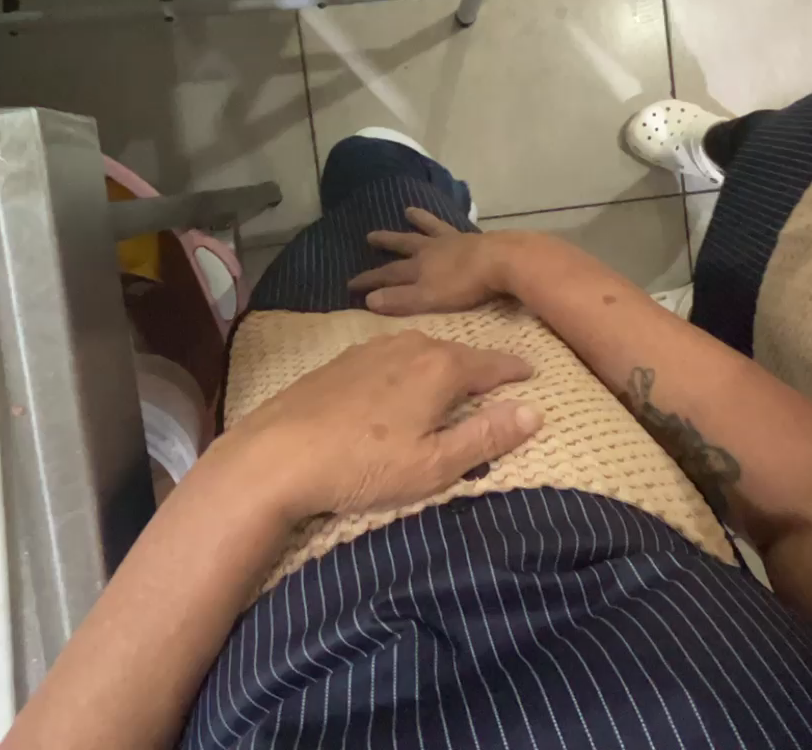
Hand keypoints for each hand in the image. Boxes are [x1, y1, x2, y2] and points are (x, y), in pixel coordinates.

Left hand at [221, 330, 541, 520]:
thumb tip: (535, 411)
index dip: (514, 371)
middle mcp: (410, 346)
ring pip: (422, 351)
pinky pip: (392, 356)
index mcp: (440, 368)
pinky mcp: (343, 359)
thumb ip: (487, 436)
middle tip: (496, 383)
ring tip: (451, 383)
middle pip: (457, 354)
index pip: (492, 364)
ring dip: (442, 366)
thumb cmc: (363, 465)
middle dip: (479, 368)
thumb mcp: (434, 465)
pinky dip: (409, 367)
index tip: (531, 374)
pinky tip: (399, 384)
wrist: (277, 454)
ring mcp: (373, 348)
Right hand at [348, 207, 518, 314]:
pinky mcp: (472, 238)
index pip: (387, 275)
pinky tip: (449, 221)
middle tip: (370, 235)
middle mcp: (430, 250)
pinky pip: (453, 227)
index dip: (369, 280)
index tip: (351, 284)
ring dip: (418, 221)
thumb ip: (399, 299)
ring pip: (429, 228)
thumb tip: (368, 299)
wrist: (500, 260)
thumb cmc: (464, 285)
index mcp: (418, 268)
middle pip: (404, 245)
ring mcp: (452, 241)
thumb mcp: (427, 298)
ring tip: (408, 210)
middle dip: (387, 242)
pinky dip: (446, 222)